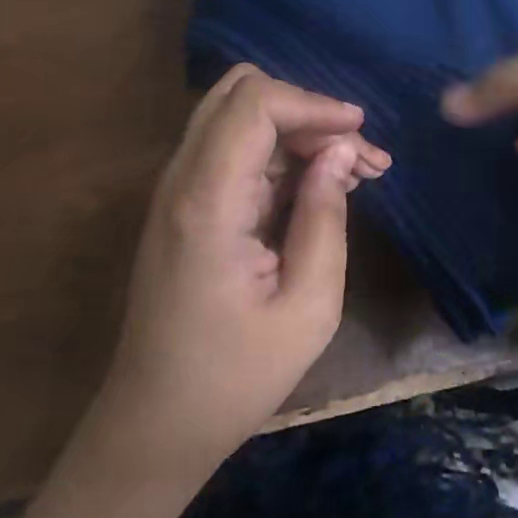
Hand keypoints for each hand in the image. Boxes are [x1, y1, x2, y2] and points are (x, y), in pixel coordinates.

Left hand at [103, 64, 390, 473]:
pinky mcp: (188, 205)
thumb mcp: (308, 307)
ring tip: (357, 171)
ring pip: (241, 116)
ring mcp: (179, 190)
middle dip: (307, 111)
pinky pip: (237, 150)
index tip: (361, 133)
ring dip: (299, 130)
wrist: (157, 424)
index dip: (313, 104)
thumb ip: (325, 218)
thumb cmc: (235, 376)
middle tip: (357, 155)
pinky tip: (324, 185)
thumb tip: (340, 151)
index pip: (254, 103)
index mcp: (207, 202)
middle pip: (240, 93)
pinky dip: (284, 153)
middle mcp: (183, 180)